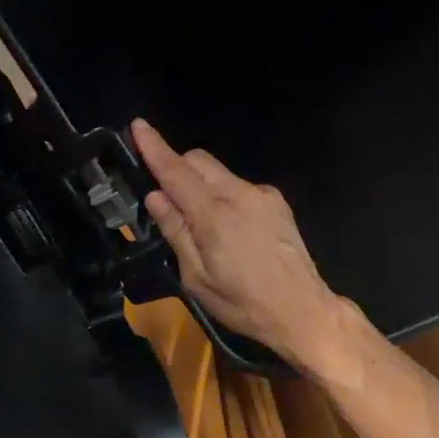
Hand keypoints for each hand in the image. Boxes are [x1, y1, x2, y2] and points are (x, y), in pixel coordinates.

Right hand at [130, 119, 356, 370]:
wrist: (301, 311)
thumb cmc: (243, 304)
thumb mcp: (197, 278)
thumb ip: (176, 233)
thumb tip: (156, 197)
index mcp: (215, 216)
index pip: (177, 172)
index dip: (154, 149)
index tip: (138, 126)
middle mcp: (240, 194)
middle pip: (199, 162)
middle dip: (177, 167)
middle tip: (162, 195)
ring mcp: (263, 196)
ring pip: (220, 174)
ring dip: (199, 185)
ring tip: (196, 223)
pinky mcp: (277, 203)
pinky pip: (239, 188)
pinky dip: (222, 197)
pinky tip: (226, 229)